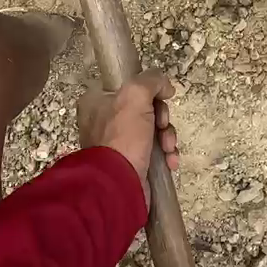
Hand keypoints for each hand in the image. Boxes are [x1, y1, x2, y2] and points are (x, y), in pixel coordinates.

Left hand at [77, 72, 178, 194]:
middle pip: (145, 107)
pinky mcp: (131, 163)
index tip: (161, 97)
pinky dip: (165, 154)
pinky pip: (154, 150)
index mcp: (97, 101)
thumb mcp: (136, 95)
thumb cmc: (122, 135)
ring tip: (167, 148)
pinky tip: (169, 161)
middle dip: (161, 117)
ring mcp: (118, 144)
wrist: (118, 187)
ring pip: (153, 129)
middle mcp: (104, 121)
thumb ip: (152, 80)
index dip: (148, 90)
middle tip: (162, 125)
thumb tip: (166, 86)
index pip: (128, 84)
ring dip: (167, 136)